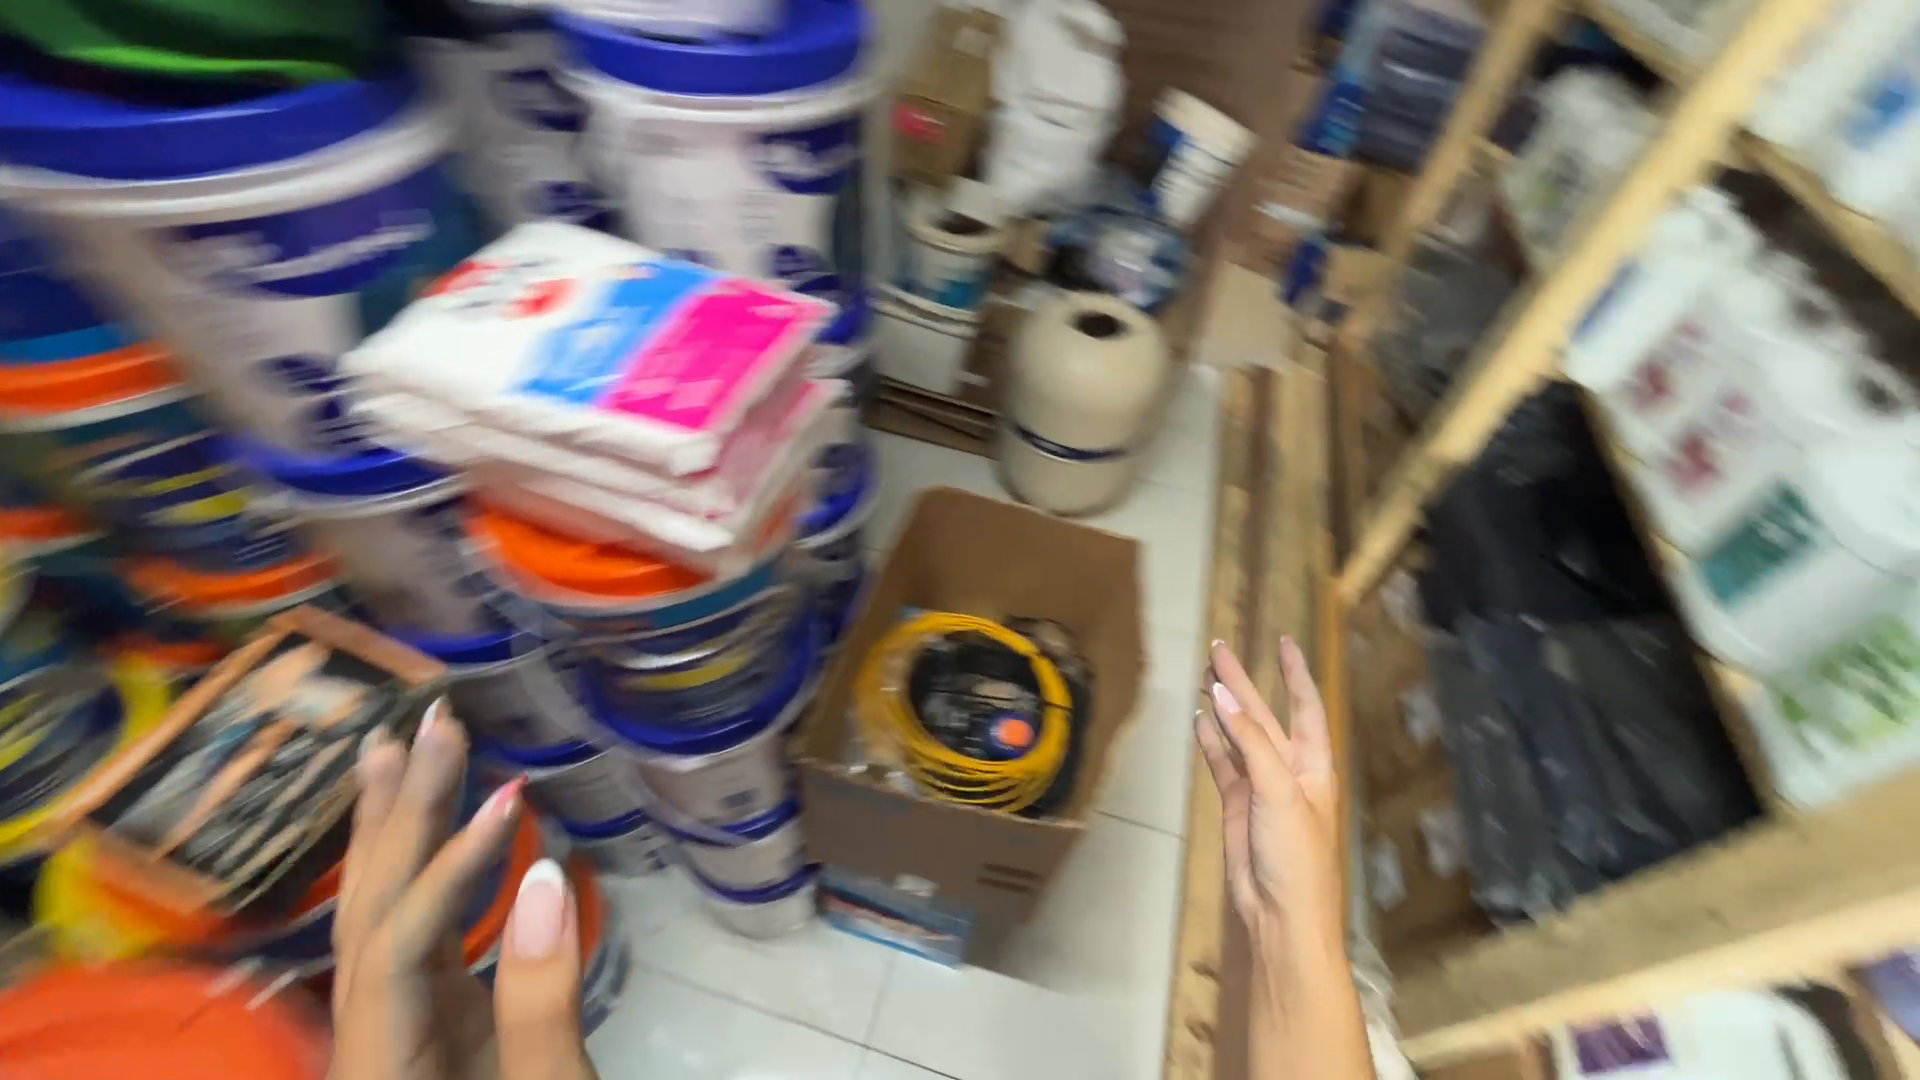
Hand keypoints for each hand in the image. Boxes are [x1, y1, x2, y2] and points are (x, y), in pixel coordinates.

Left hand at [332, 699, 597, 1079]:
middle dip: (402, 814)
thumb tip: (546, 875)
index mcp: (386, 1069)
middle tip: (429, 724)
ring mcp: (391, 1027)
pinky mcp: (425, 1017)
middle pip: (365, 914)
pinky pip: (408, 929)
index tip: (516, 796)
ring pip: (372, 916)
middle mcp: (365, 1040)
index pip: (399, 946)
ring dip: (391, 828)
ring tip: (396, 750)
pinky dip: (422, 868)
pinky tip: (430, 827)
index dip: (453, 869)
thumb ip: (540, 996)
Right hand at [1195, 637, 1342, 962]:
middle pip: (1263, 714)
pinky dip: (1209, 740)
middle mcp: (1287, 768)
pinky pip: (1221, 762)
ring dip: (1222, 706)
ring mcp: (1259, 785)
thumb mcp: (1281, 792)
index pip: (1305, 706)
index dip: (1295, 673)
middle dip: (1243, 681)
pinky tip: (1197, 718)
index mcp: (1312, 764)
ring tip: (1203, 674)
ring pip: (1237, 734)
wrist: (1282, 915)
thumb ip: (1250, 742)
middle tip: (1218, 647)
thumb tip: (1220, 695)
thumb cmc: (1298, 854)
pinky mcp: (1236, 802)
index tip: (1285, 641)